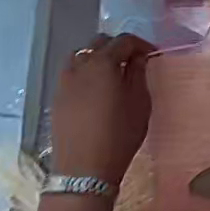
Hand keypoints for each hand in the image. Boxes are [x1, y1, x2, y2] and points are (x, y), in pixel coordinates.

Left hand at [49, 33, 155, 183]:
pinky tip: (96, 90)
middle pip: (99, 43)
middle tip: (133, 63)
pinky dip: (86, 72)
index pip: (124, 41)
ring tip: (113, 75)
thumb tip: (138, 58)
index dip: (141, 44)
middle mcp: (80, 64)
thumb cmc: (119, 135)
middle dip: (118, 47)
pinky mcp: (57, 96)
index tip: (152, 55)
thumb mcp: (139, 103)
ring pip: (82, 55)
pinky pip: (72, 73)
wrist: (83, 169)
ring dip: (99, 58)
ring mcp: (64, 80)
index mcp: (103, 62)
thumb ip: (139, 74)